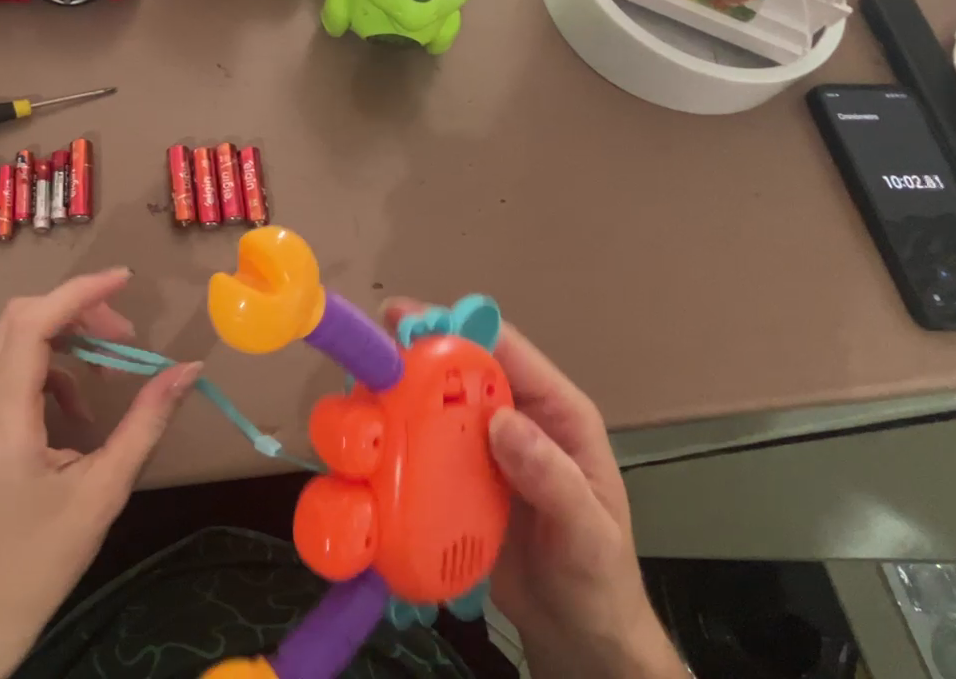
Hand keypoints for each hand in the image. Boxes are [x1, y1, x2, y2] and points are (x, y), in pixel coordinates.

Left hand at [0, 269, 201, 678]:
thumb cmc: (48, 552)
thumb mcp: (107, 488)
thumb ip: (147, 422)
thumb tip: (188, 370)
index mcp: (3, 423)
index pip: (31, 327)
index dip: (78, 293)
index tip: (123, 281)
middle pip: (18, 319)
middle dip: (78, 311)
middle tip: (126, 336)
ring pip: (10, 336)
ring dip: (65, 335)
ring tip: (110, 369)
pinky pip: (7, 363)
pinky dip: (49, 364)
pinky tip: (76, 404)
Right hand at [382, 301, 685, 678]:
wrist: (578, 635)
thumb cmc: (596, 581)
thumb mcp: (588, 533)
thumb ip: (551, 477)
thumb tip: (502, 422)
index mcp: (556, 413)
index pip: (505, 350)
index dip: (456, 328)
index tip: (406, 321)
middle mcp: (512, 420)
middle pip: (457, 371)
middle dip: (412, 360)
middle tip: (367, 367)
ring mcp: (480, 450)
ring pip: (432, 405)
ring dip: (396, 401)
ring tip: (359, 409)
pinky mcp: (455, 481)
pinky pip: (420, 449)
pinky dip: (393, 444)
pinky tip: (365, 451)